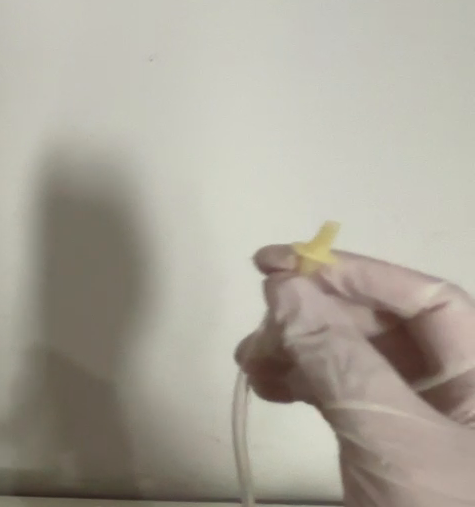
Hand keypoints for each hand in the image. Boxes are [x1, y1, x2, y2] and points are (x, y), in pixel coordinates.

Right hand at [236, 246, 474, 506]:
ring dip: (293, 347)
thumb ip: (337, 356)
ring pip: (353, 352)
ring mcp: (434, 422)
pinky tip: (270, 387)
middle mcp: (468, 395)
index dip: (353, 272)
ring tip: (255, 368)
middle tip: (260, 332)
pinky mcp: (400, 442)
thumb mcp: (393, 438)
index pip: (428, 299)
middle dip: (309, 317)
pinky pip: (343, 385)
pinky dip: (298, 376)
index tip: (275, 265)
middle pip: (383, 323)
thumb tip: (284, 284)